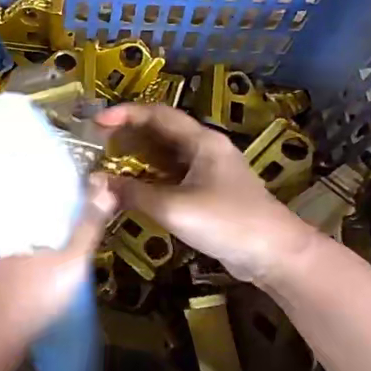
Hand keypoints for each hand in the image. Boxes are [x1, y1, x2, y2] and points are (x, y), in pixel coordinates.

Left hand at [0, 174, 116, 370]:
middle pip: (9, 188)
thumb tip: (104, 183)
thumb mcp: (68, 261)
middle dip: (36, 183)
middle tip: (68, 181)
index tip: (63, 158)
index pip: (14, 168)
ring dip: (28, 206)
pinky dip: (19, 225)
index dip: (39, 161)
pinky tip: (38, 233)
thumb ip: (88, 222)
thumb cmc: (29, 296)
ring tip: (58, 204)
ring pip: (4, 210)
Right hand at [96, 104, 325, 287]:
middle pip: (161, 131)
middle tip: (96, 143)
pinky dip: (148, 176)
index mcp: (201, 142)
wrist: (276, 256)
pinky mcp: (209, 192)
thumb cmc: (227, 223)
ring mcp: (209, 171)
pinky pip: (171, 175)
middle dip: (127, 134)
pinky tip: (130, 188)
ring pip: (165, 154)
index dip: (125, 114)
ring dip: (137, 156)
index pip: (157, 114)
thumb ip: (132, 193)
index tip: (96, 122)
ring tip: (106, 162)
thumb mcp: (174, 208)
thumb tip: (95, 182)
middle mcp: (205, 149)